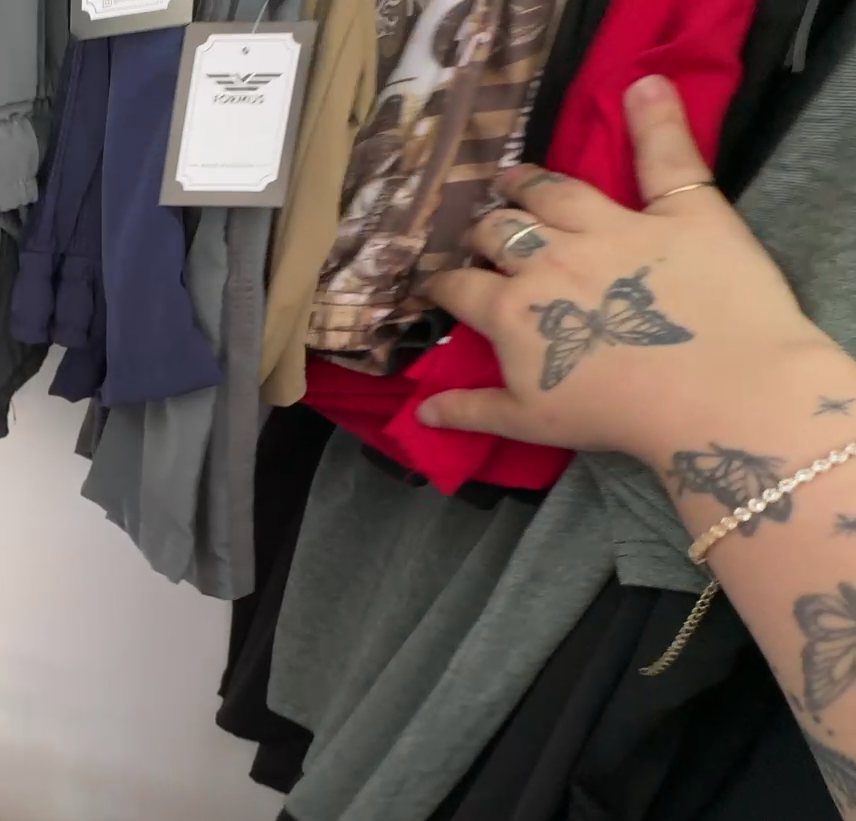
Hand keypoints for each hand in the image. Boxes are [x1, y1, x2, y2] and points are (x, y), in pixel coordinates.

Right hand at [417, 75, 847, 463]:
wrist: (717, 394)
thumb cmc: (609, 412)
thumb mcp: (523, 420)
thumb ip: (465, 409)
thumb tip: (419, 412)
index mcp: (508, 310)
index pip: (456, 286)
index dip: (442, 285)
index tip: (440, 288)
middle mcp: (549, 260)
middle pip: (500, 231)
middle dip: (483, 232)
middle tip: (482, 235)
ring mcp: (614, 230)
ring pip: (557, 192)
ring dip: (529, 181)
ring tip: (515, 174)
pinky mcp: (682, 213)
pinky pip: (667, 157)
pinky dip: (658, 118)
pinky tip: (643, 86)